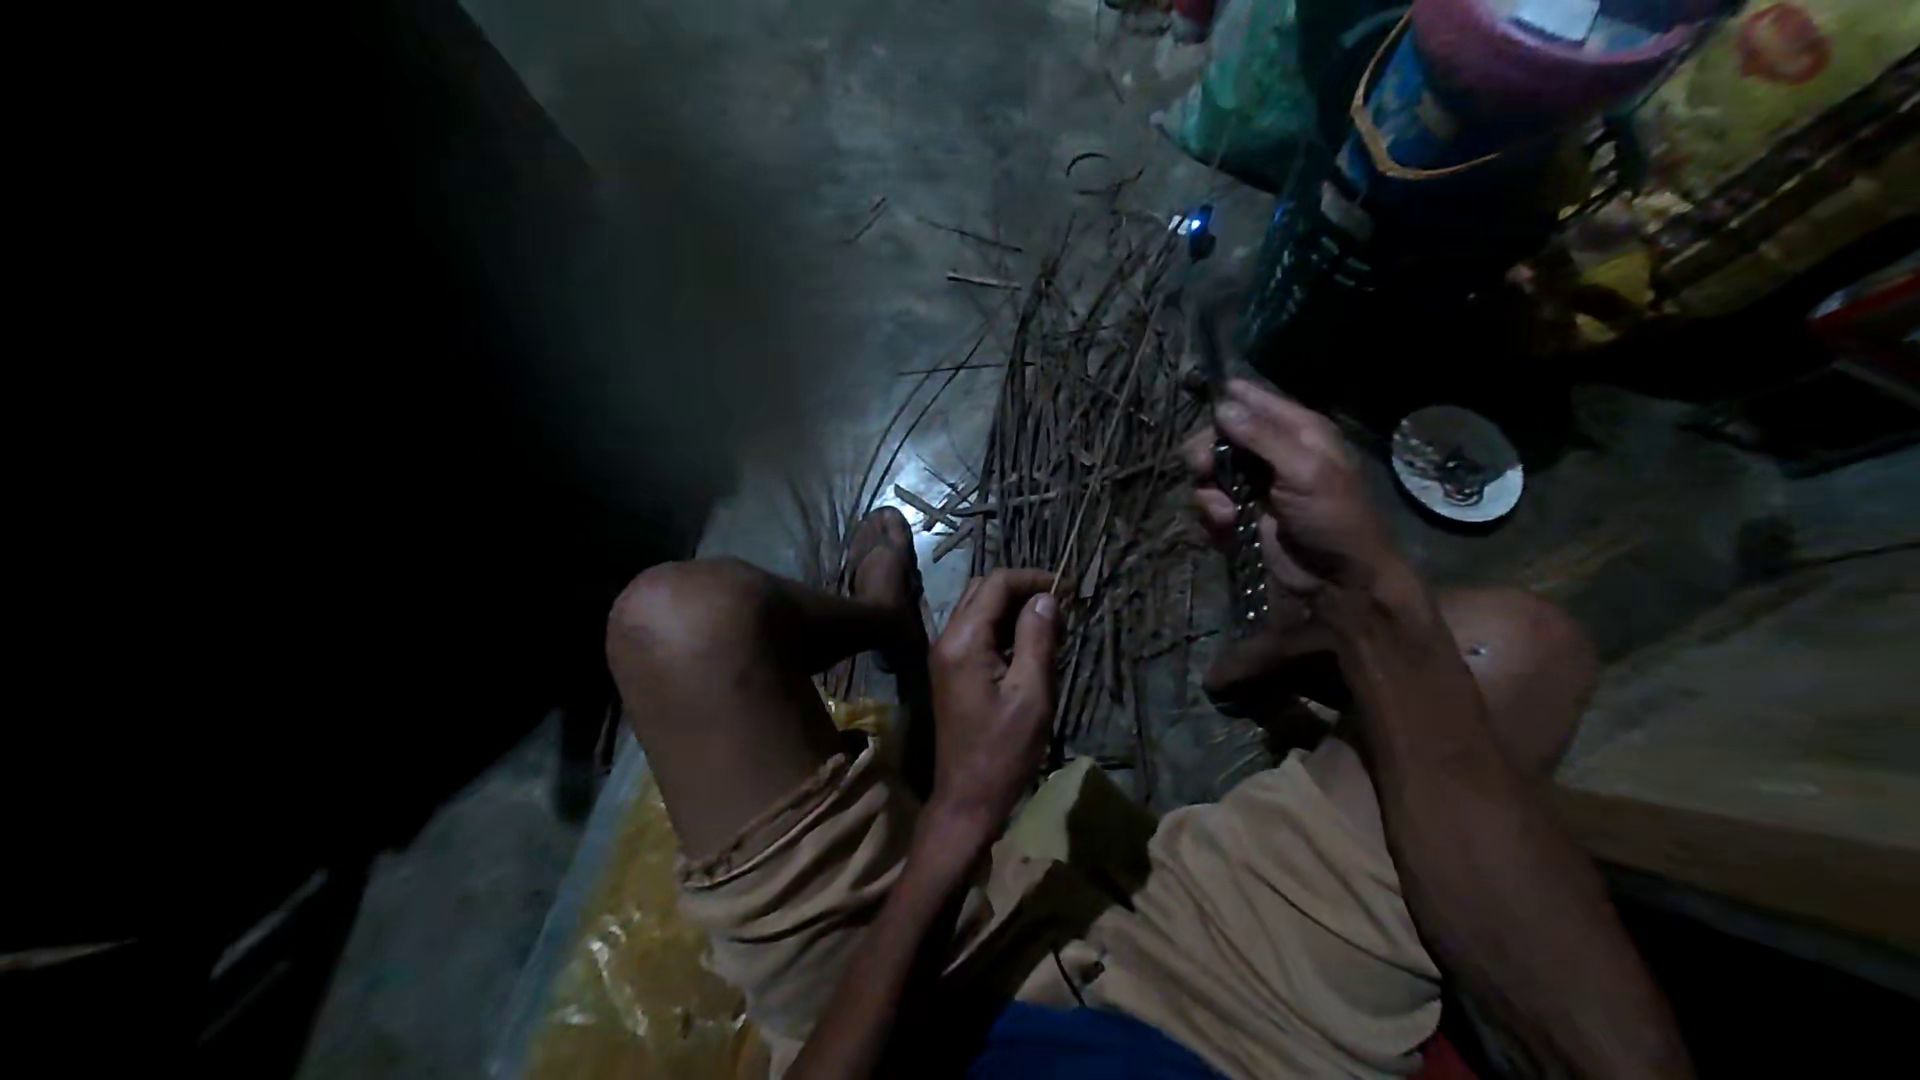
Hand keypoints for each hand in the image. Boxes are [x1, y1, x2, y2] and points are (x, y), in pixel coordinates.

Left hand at [925, 569, 1058, 840]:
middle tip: (1059, 609)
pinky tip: (1029, 646)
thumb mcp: (1032, 694)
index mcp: (964, 641)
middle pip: (982, 590)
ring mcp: (945, 654)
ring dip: (1012, 608)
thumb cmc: (1004, 749)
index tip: (1066, 590)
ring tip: (1049, 627)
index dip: (1032, 579)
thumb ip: (1037, 639)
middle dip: (1021, 590)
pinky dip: (1002, 627)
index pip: (996, 584)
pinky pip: (975, 631)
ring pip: (977, 608)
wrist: (968, 796)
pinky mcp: (950, 669)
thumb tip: (1046, 598)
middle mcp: (947, 639)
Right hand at [1185, 379, 1412, 628]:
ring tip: (1225, 513)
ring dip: (1209, 493)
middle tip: (1204, 469)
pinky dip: (1211, 517)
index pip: (1253, 401)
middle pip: (1218, 437)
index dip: (1227, 403)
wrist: (1336, 579)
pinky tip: (1228, 527)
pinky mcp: (1237, 516)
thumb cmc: (1333, 518)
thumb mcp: (1305, 471)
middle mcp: (1270, 453)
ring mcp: (1251, 486)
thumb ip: (1263, 437)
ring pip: (1207, 474)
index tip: (1207, 415)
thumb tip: (1223, 406)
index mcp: (1297, 432)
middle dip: (1205, 454)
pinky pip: (1208, 506)